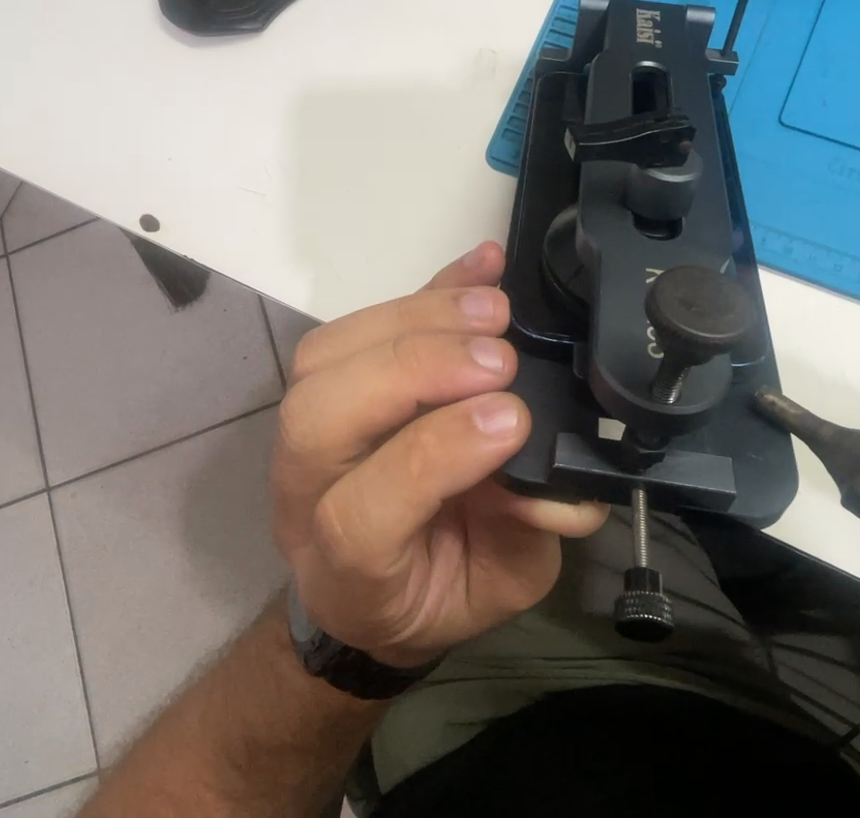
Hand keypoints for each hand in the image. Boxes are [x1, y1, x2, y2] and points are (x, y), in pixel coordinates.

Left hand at [269, 241, 608, 668]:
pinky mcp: (326, 385)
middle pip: (318, 417)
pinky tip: (479, 267)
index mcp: (347, 569)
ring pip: (322, 359)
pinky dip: (418, 291)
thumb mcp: (501, 585)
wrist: (375, 583)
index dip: (434, 456)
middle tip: (500, 358)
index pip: (362, 512)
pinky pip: (353, 326)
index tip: (512, 418)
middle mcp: (305, 494)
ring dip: (411, 317)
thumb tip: (558, 483)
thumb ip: (527, 537)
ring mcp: (302, 436)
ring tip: (492, 308)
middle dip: (413, 369)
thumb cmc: (438, 591)